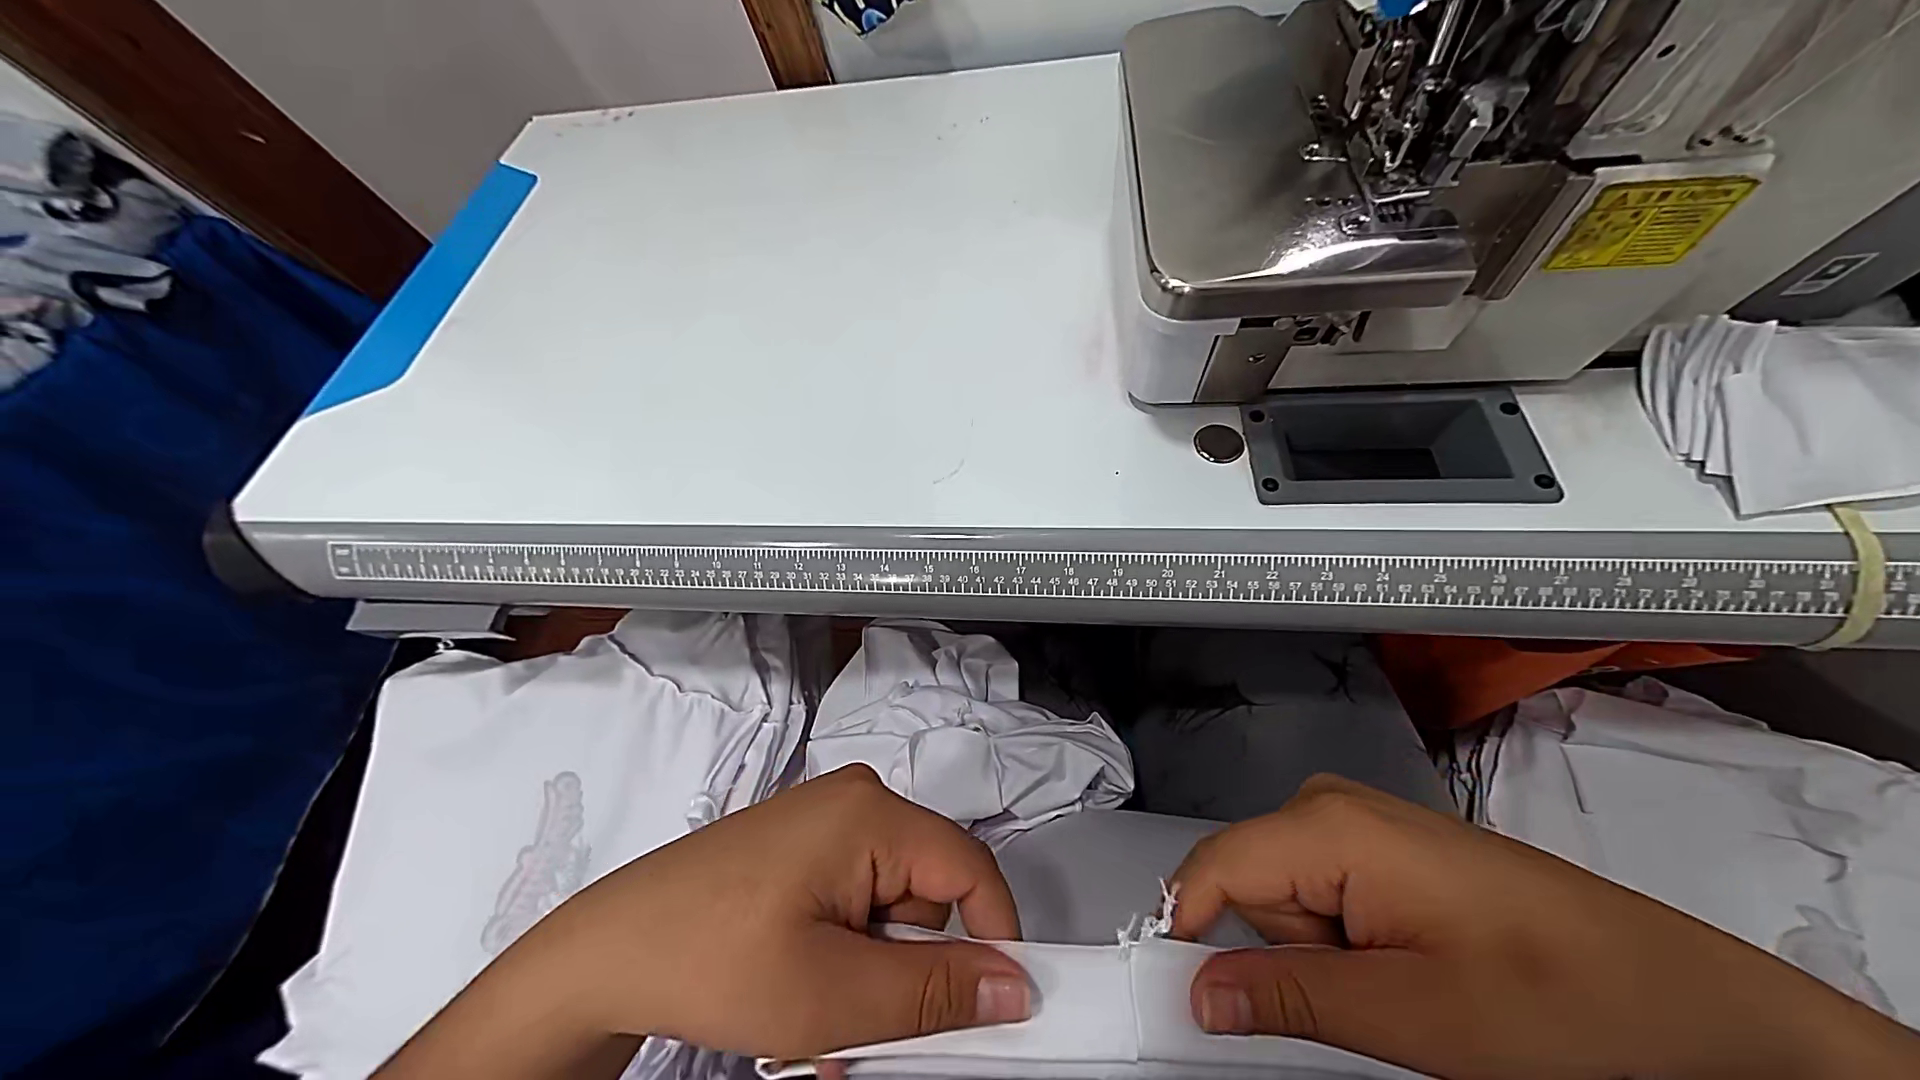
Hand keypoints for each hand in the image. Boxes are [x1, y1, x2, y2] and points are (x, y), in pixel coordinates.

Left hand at [378, 765, 1031, 1079]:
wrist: (606, 952)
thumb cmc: (715, 963)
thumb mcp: (833, 994)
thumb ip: (935, 990)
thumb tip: (1018, 985)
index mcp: (871, 812)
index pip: (970, 868)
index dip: (994, 937)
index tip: (989, 1010)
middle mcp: (856, 798)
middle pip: (928, 888)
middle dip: (910, 963)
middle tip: (861, 1022)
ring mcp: (826, 816)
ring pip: (891, 901)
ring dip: (873, 965)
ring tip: (819, 1014)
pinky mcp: (804, 839)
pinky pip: (856, 894)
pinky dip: (847, 946)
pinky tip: (805, 987)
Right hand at [1171, 774, 1919, 1079]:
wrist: (1694, 1004)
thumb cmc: (1568, 999)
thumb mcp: (1414, 1016)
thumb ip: (1288, 995)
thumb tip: (1197, 992)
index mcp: (1327, 823)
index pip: (1211, 867)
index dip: (1184, 929)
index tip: (1179, 997)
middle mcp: (1330, 805)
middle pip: (1248, 886)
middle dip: (1283, 953)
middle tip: (1365, 1000)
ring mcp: (1358, 822)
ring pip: (1283, 897)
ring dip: (1321, 954)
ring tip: (1405, 983)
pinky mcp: (1381, 846)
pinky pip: (1320, 895)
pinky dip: (1344, 943)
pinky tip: (1408, 963)